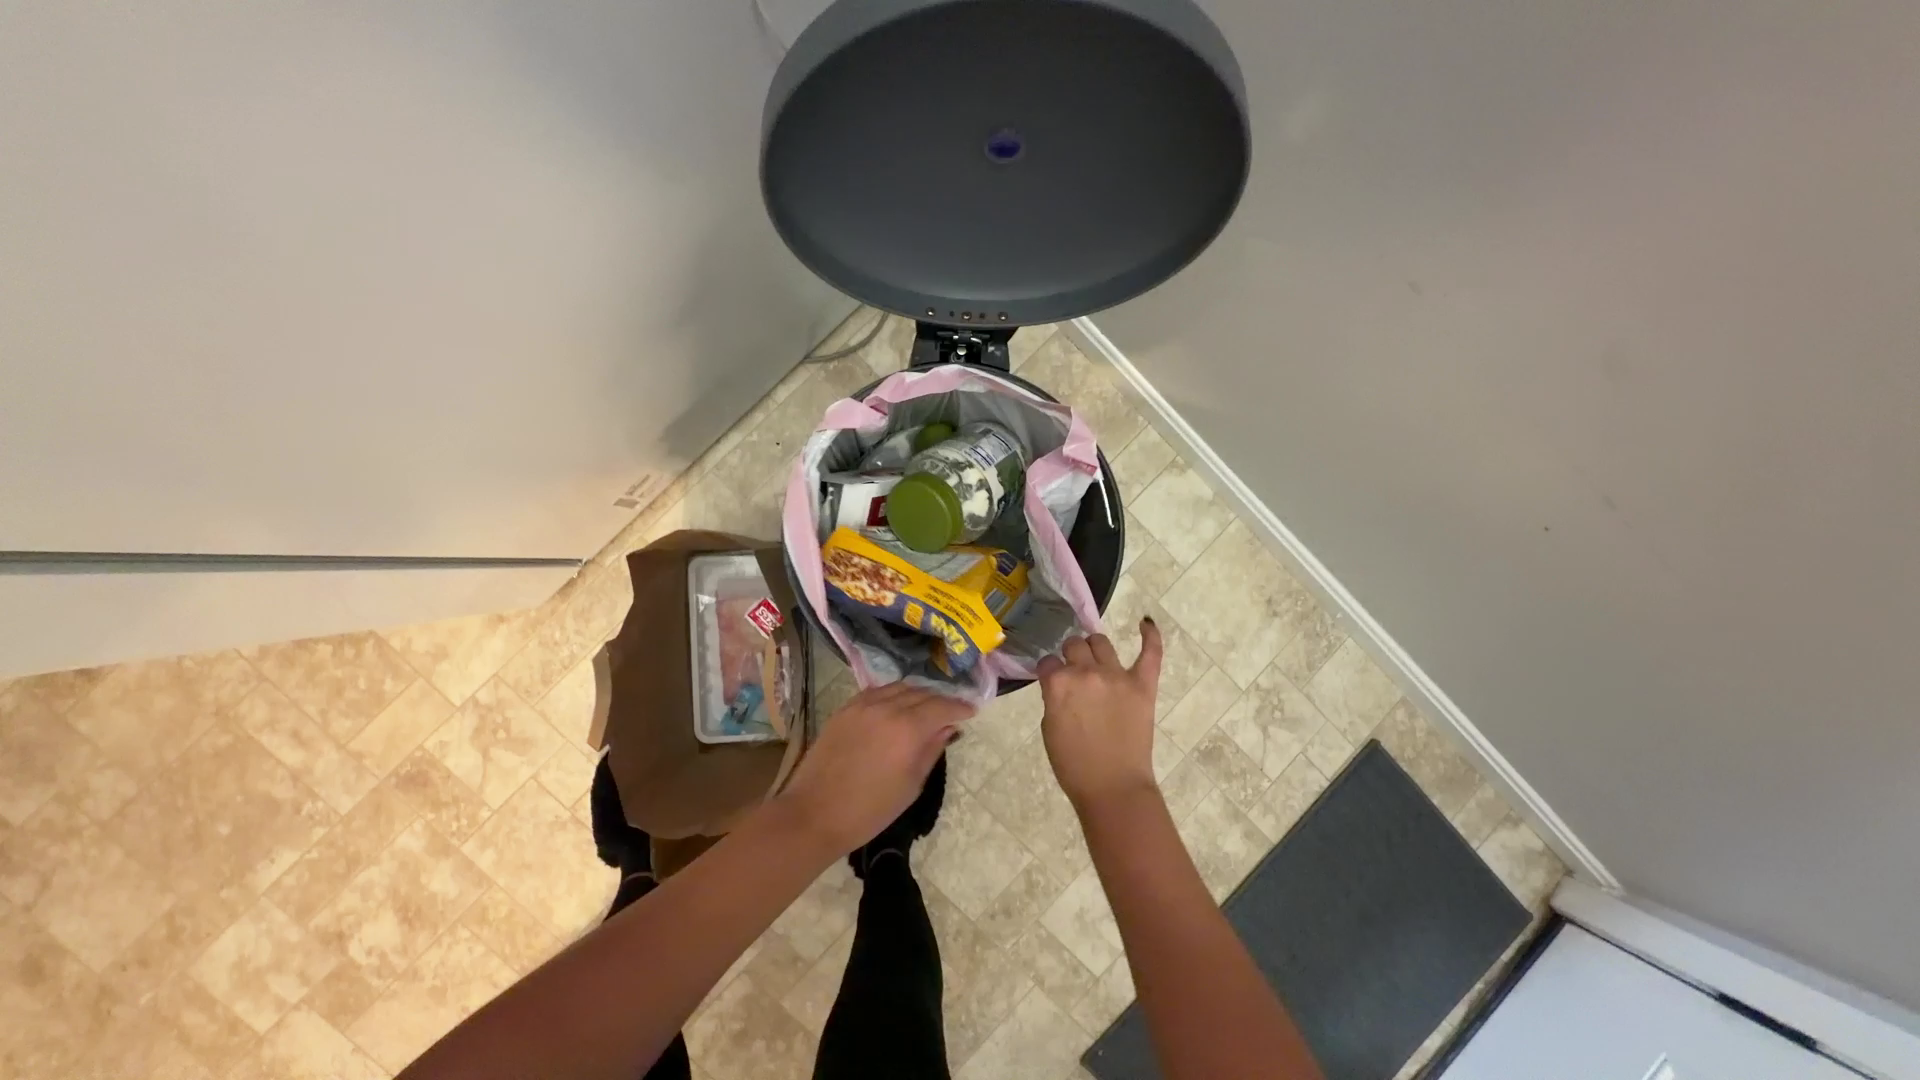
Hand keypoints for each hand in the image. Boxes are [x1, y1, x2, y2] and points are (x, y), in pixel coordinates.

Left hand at [781, 683, 973, 854]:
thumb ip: (931, 751)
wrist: (815, 813)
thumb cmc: (869, 810)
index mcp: (908, 729)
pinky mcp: (844, 709)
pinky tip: (895, 707)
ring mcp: (862, 705)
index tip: (971, 712)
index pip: (942, 707)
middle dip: (940, 700)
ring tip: (925, 708)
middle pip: (922, 693)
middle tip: (950, 712)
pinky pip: (875, 692)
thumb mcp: (911, 785)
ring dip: (916, 694)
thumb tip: (947, 728)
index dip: (959, 707)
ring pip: (898, 688)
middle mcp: (887, 707)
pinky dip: (892, 695)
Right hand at [1037, 618, 1163, 811]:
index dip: (1048, 671)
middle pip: (1074, 645)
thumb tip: (1061, 686)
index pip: (1048, 661)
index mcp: (1059, 684)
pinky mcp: (1143, 685)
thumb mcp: (1049, 728)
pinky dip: (1150, 635)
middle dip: (1069, 656)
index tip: (1051, 680)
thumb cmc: (1073, 766)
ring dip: (1094, 648)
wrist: (1113, 787)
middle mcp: (1087, 672)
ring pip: (1101, 642)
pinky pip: (1150, 652)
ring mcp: (1117, 676)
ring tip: (1095, 657)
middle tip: (1073, 672)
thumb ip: (1054, 699)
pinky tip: (1146, 622)